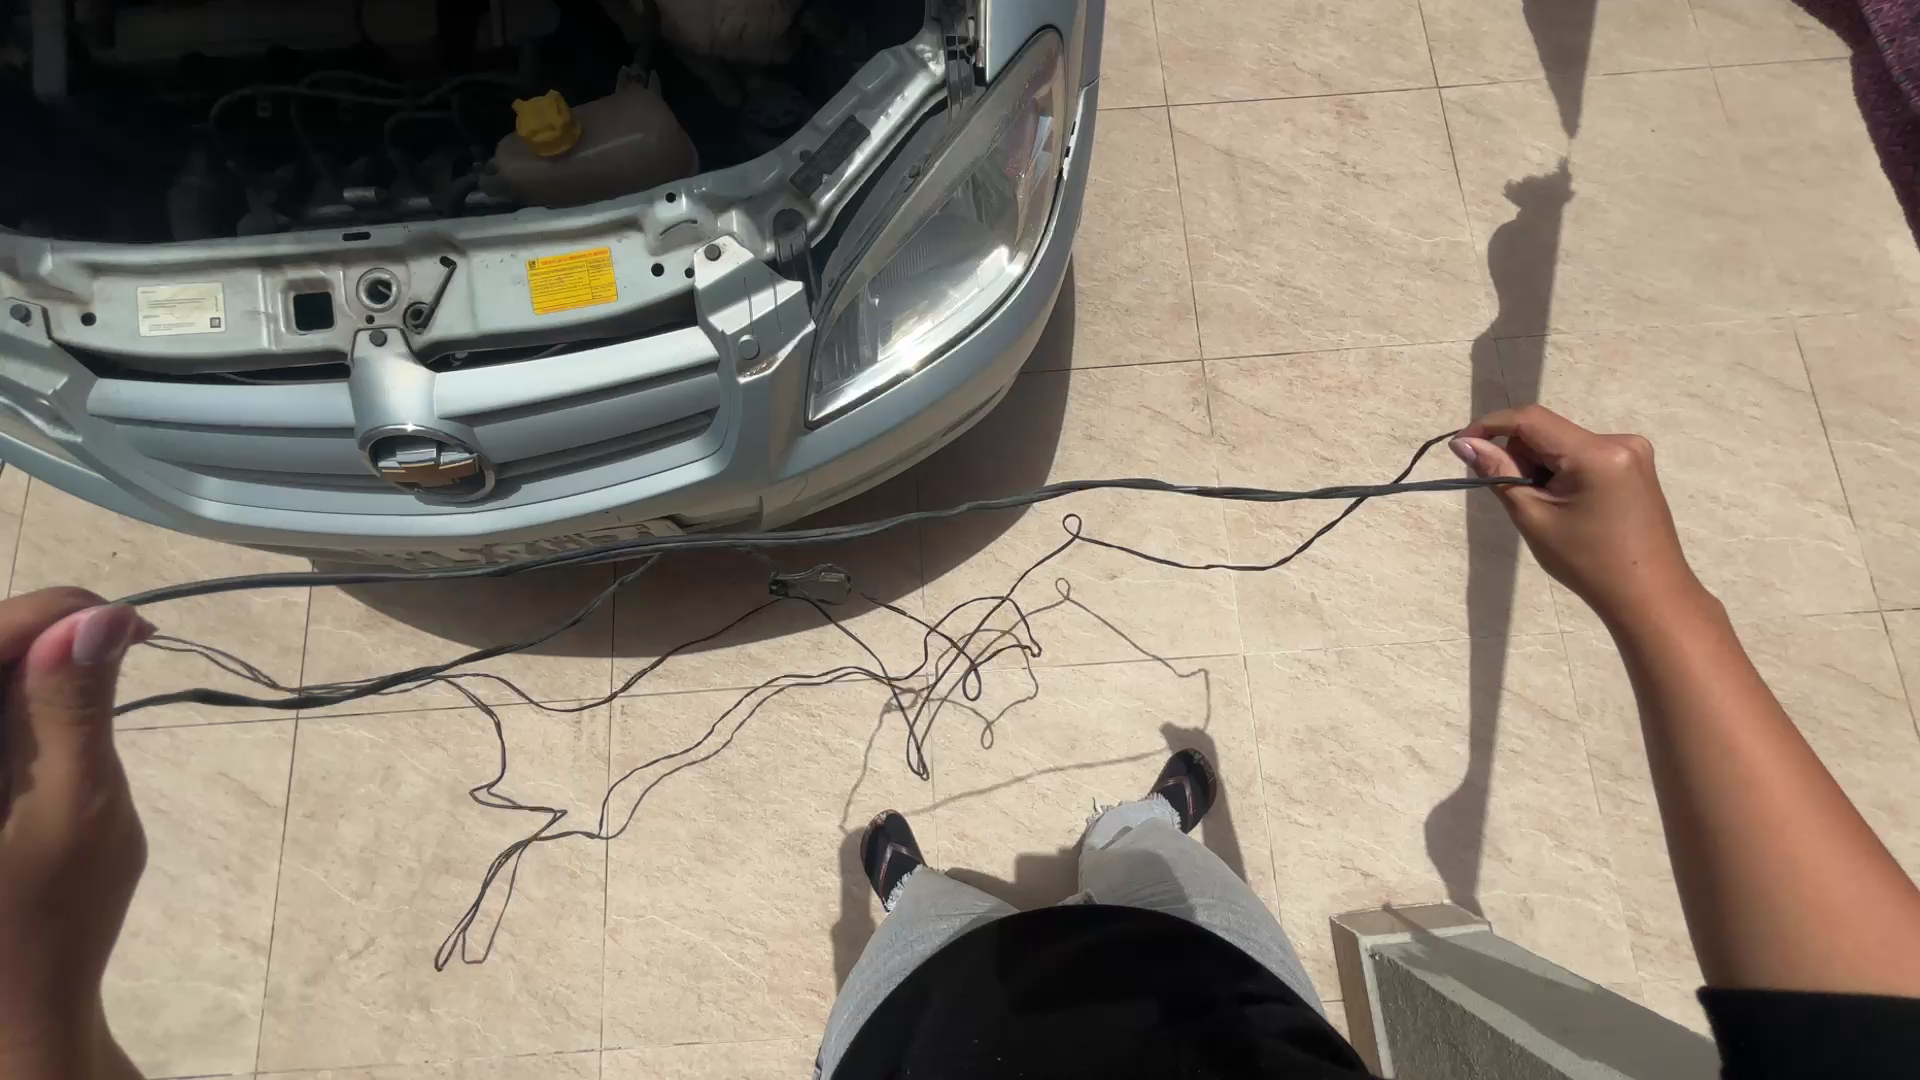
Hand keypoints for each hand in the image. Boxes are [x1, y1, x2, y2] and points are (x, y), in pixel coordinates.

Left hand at [0, 590, 153, 1079]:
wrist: (5, 1003)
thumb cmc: (49, 913)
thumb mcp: (80, 804)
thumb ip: (74, 710)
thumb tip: (96, 619)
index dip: (46, 615)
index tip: (132, 625)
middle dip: (38, 631)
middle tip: (122, 642)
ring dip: (25, 657)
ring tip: (97, 664)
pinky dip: (13, 689)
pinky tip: (52, 700)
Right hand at [1451, 405, 1703, 625]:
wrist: (1645, 590)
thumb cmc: (1584, 559)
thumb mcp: (1530, 515)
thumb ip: (1496, 472)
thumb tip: (1462, 443)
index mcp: (1595, 453)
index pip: (1530, 420)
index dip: (1488, 426)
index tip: (1460, 447)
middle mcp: (1618, 441)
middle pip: (1544, 432)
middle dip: (1518, 458)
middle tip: (1518, 499)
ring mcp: (1630, 451)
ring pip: (1558, 444)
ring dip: (1537, 467)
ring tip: (1545, 507)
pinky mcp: (1632, 463)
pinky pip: (1577, 454)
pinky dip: (1557, 472)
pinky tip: (1564, 503)